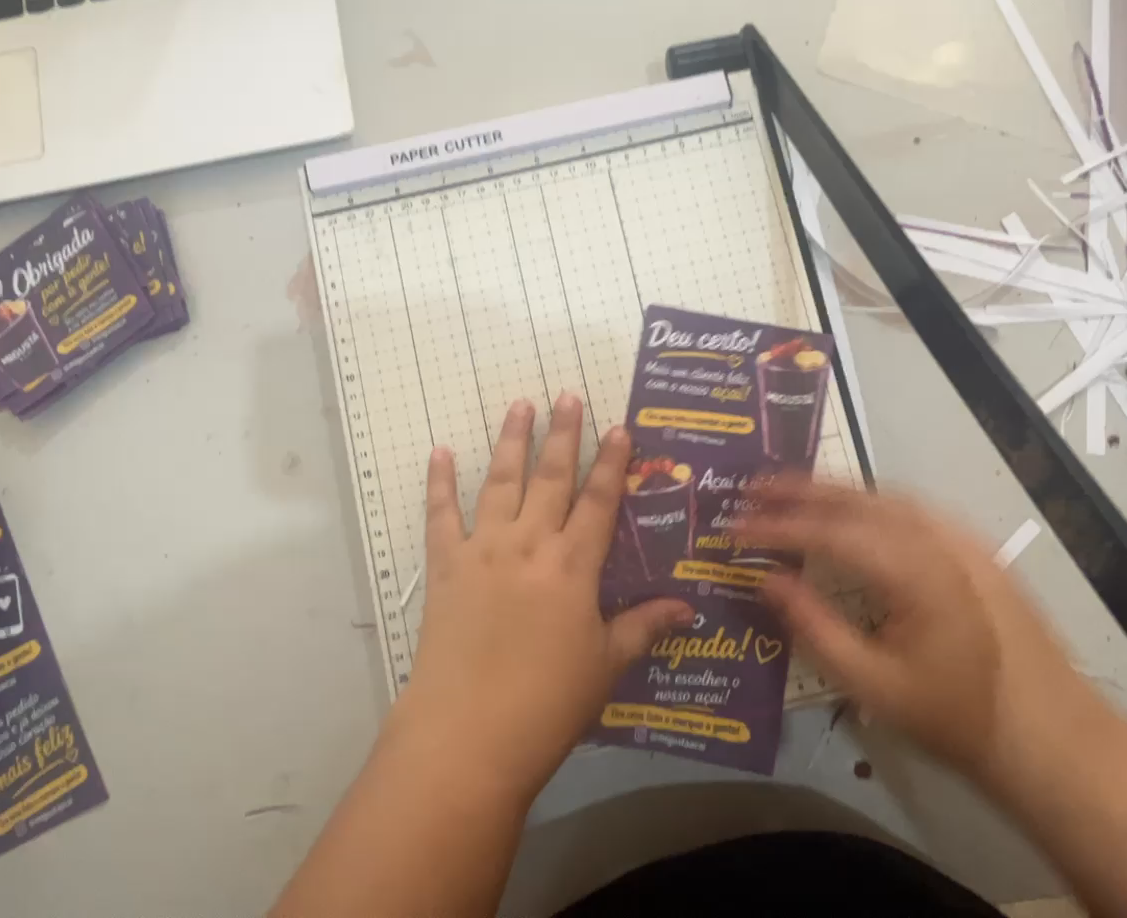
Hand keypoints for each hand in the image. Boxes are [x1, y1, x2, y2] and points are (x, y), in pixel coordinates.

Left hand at [395, 395, 692, 798]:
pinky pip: (441, 515)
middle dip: (562, 435)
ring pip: (500, 482)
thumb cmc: (548, 702)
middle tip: (566, 394)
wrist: (470, 731)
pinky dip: (439, 482)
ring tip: (518, 405)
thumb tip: (686, 608)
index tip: (618, 426)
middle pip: (550, 478)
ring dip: (511, 441)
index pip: (599, 501)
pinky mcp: (445, 567)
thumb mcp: (606, 665)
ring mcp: (483, 550)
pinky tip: (440, 452)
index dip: (611, 463)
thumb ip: (643, 627)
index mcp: (574, 566)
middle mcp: (530, 544)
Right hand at [741, 478, 1111, 782]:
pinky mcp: (977, 550)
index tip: (733, 528)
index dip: (777, 527)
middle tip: (750, 488)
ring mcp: (965, 540)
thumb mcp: (872, 684)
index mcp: (915, 571)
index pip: (830, 532)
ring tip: (789, 491)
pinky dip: (870, 501)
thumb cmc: (957, 718)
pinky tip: (852, 511)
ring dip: (834, 490)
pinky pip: (913, 508)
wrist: (1053, 738)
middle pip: (858, 498)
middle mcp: (941, 539)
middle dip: (800, 490)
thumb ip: (814, 627)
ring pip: (887, 496)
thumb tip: (766, 581)